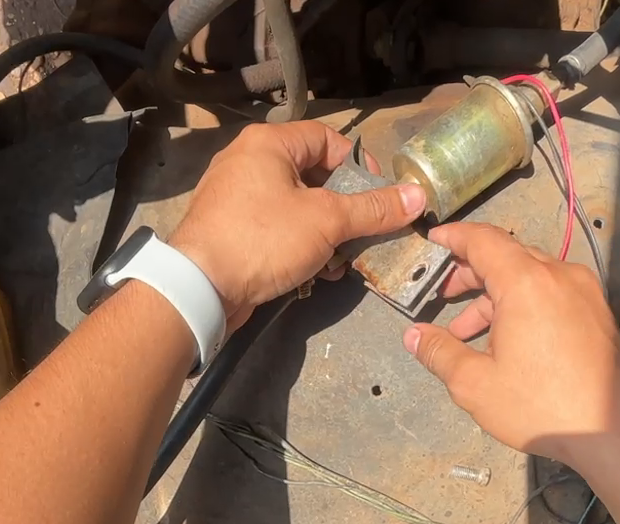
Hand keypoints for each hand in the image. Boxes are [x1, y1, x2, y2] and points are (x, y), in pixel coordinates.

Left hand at [169, 121, 425, 327]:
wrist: (201, 287)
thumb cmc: (264, 240)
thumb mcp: (326, 221)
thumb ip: (372, 209)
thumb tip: (417, 196)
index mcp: (269, 144)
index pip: (327, 140)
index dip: (358, 166)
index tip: (377, 199)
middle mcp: (249, 163)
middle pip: (313, 178)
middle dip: (344, 211)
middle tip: (361, 237)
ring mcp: (236, 199)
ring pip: (297, 209)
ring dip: (325, 235)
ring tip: (339, 262)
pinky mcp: (232, 234)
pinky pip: (277, 232)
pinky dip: (300, 248)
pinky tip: (315, 273)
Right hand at [403, 223, 619, 470]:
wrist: (616, 429)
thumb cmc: (541, 405)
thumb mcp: (475, 384)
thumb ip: (439, 353)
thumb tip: (413, 336)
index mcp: (525, 282)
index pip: (484, 240)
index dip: (454, 237)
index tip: (433, 241)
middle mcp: (558, 275)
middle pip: (507, 257)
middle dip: (471, 273)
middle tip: (443, 295)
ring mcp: (582, 293)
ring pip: (529, 278)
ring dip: (495, 298)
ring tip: (468, 334)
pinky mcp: (596, 313)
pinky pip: (550, 295)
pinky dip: (522, 306)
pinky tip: (507, 342)